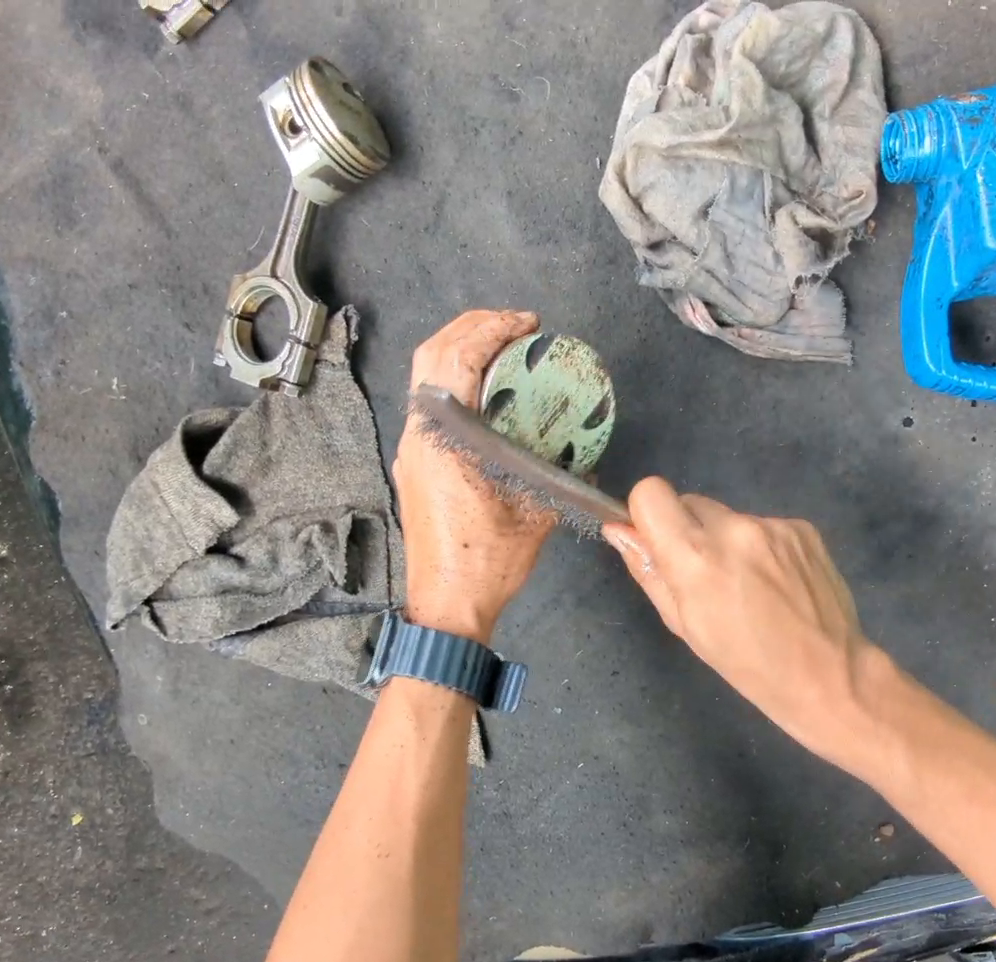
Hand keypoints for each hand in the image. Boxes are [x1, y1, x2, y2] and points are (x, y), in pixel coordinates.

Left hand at [394, 310, 554, 642]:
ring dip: (461, 351)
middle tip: (514, 327)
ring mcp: (412, 449)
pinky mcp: (414, 464)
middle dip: (472, 327)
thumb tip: (583, 448)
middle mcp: (419, 435)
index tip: (527, 324)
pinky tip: (489, 394)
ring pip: (425, 376)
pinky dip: (456, 380)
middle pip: (431, 352)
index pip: (458, 357)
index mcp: (445, 438)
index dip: (493, 328)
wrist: (446, 604)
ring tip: (503, 350)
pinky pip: (430, 403)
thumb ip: (557, 472)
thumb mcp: (536, 512)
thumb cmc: (488, 562)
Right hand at [605, 478, 887, 778]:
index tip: (658, 541)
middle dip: (689, 531)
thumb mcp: (683, 625)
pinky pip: (763, 526)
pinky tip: (777, 583)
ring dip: (728, 542)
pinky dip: (762, 547)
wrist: (827, 673)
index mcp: (696, 557)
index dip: (648, 514)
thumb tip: (618, 529)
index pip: (651, 492)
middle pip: (689, 502)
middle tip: (707, 577)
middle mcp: (734, 529)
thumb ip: (648, 570)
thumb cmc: (745, 663)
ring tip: (750, 587)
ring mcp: (773, 526)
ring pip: (728, 516)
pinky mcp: (803, 528)